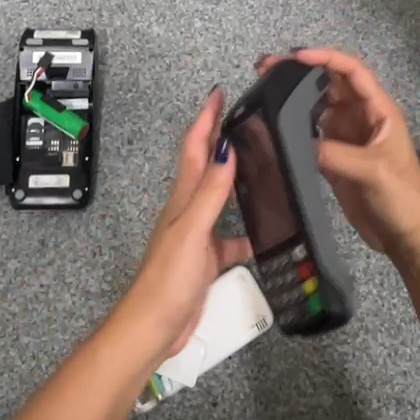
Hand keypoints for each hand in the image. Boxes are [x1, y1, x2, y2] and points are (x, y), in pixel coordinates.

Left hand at [115, 87, 253, 359]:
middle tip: (243, 117)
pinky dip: (248, 232)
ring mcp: (197, 233)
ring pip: (220, 197)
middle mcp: (189, 209)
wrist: (153, 326)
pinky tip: (266, 236)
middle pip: (207, 164)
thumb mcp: (192, 230)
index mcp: (183, 196)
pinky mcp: (207, 258)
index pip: (195, 147)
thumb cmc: (168, 277)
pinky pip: (231, 238)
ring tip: (261, 163)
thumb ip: (210, 191)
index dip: (205, 118)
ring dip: (236, 177)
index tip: (218, 93)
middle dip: (221, 138)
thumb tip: (227, 149)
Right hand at [257, 48, 419, 267]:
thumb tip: (293, 142)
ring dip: (293, 96)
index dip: (325, 57)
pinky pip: (310, 133)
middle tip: (267, 68)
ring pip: (317, 106)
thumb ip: (333, 154)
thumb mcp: (372, 170)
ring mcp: (347, 136)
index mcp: (379, 110)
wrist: (408, 238)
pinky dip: (293, 126)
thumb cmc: (402, 197)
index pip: (351, 71)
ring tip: (264, 89)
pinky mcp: (335, 157)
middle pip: (329, 83)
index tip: (296, 56)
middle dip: (301, 72)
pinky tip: (273, 124)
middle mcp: (361, 116)